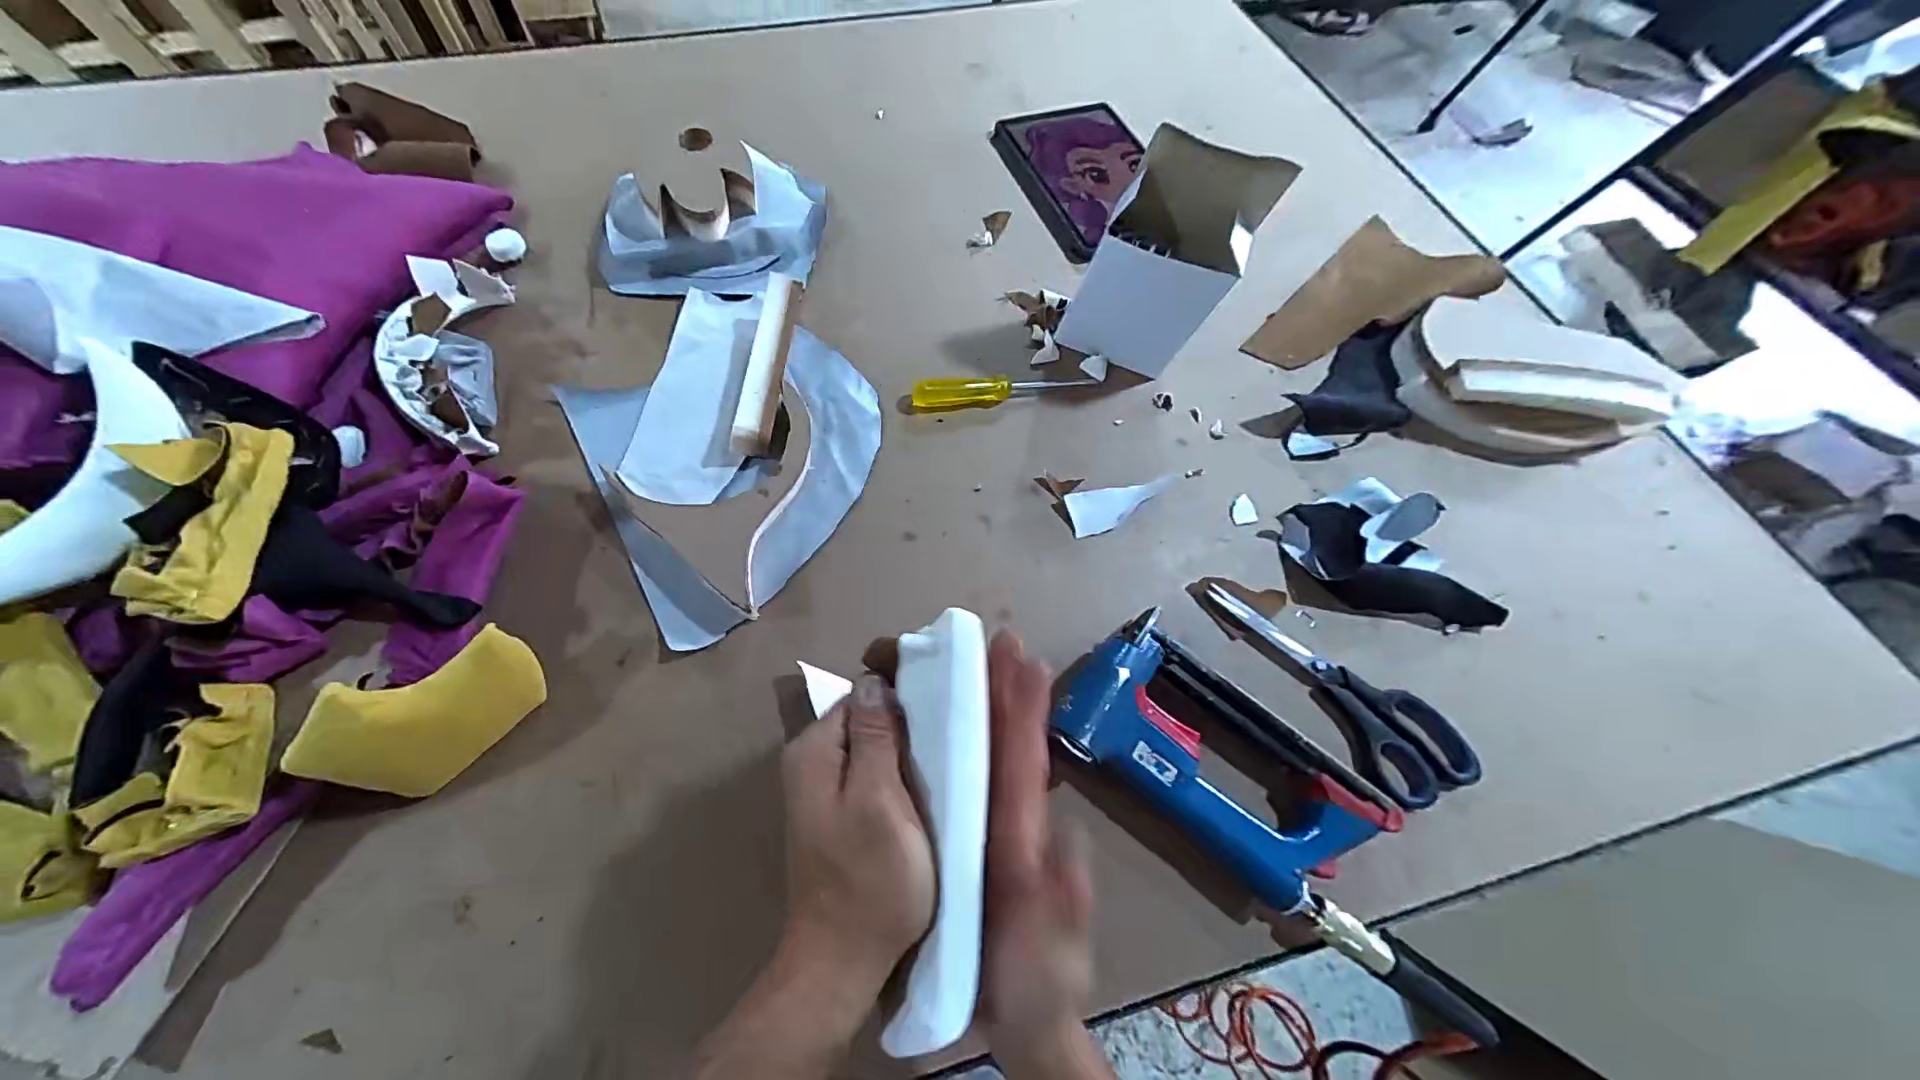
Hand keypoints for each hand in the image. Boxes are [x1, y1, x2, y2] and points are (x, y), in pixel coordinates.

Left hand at [778, 673, 936, 1019]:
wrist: (842, 962)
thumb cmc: (869, 881)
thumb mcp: (879, 802)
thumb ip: (875, 739)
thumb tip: (875, 680)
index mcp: (815, 750)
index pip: (863, 695)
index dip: (905, 697)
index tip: (947, 709)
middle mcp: (811, 761)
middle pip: (867, 720)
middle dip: (908, 725)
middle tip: (955, 740)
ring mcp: (823, 790)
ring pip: (873, 748)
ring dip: (908, 753)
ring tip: (949, 762)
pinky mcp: (840, 814)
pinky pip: (872, 776)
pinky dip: (900, 777)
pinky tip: (929, 789)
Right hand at [977, 630, 1100, 1072]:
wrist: (1023, 1015)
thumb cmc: (1037, 983)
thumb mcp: (1057, 950)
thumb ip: (1066, 898)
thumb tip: (1068, 834)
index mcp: (1025, 834)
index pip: (1024, 759)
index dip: (1023, 708)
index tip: (1023, 657)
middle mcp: (1014, 819)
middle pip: (1011, 744)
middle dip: (1008, 691)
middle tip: (1003, 640)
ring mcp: (997, 829)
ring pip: (995, 756)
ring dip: (992, 707)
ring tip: (985, 662)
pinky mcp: (978, 843)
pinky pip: (976, 783)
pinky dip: (972, 745)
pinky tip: (957, 724)